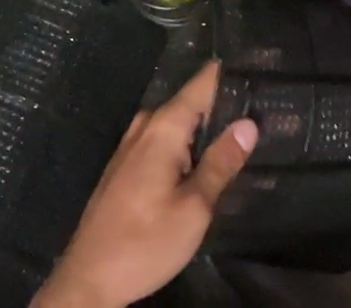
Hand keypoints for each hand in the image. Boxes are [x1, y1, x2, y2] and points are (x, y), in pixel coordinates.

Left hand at [34, 62, 258, 307]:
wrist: (88, 279)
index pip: (202, 83)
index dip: (230, 76)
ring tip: (242, 134)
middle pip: (191, 102)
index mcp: (163, 127)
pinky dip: (187, 145)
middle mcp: (145, 126)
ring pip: (178, 124)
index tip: (259, 72)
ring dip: (205, 129)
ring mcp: (132, 145)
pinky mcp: (126, 165)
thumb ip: (221, 163)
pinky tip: (206, 161)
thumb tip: (248, 123)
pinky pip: (164, 140)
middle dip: (223, 106)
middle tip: (262, 111)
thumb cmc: (144, 242)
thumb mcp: (193, 208)